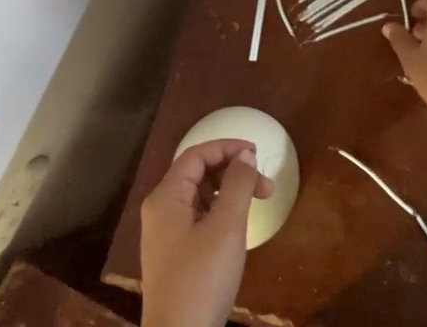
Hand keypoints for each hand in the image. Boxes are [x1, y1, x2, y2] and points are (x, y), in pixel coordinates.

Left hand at [140, 139, 275, 326]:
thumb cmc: (202, 278)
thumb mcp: (226, 227)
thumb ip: (237, 185)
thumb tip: (245, 155)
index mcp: (166, 198)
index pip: (196, 155)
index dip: (227, 148)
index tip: (257, 154)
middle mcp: (160, 211)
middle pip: (197, 174)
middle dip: (233, 172)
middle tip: (266, 186)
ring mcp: (165, 235)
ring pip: (200, 197)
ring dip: (229, 193)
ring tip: (258, 204)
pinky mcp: (174, 256)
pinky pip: (198, 218)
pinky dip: (220, 213)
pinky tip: (238, 226)